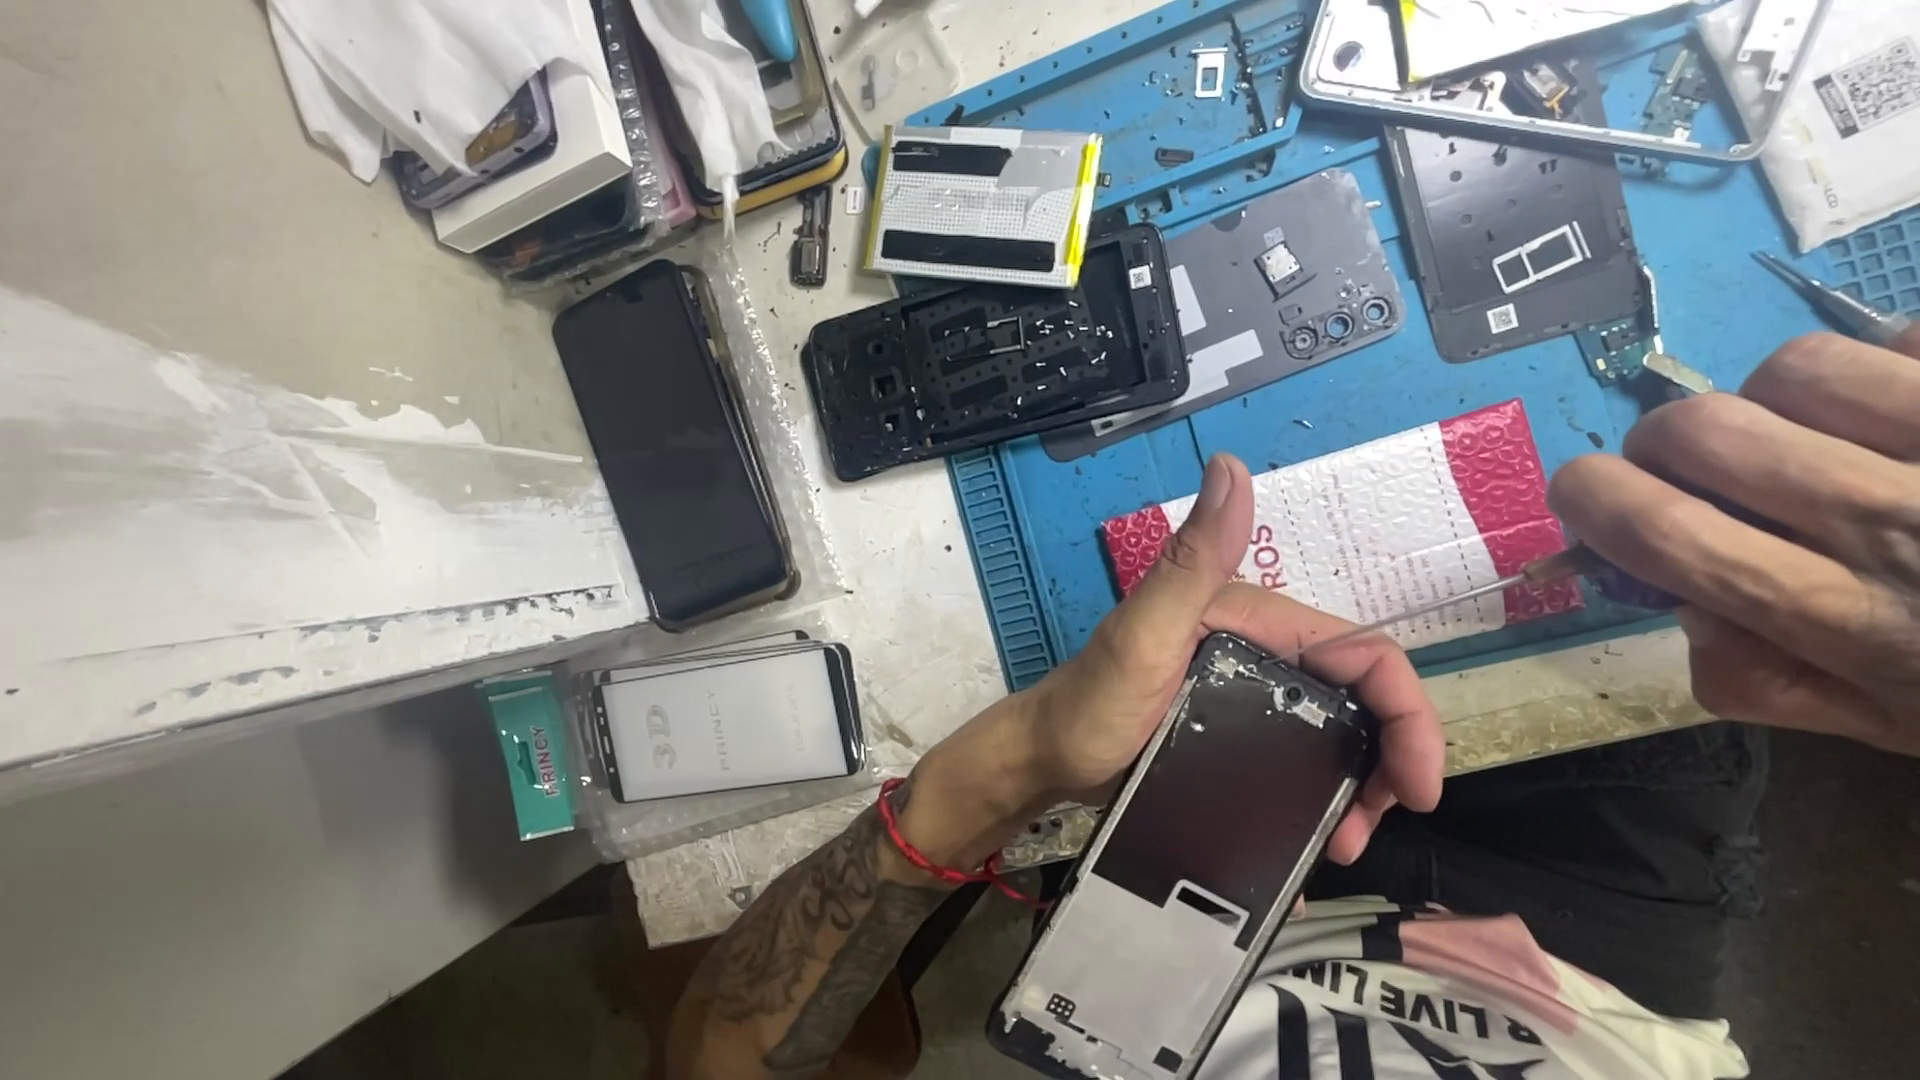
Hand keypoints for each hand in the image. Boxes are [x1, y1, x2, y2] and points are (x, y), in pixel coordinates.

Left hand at [1021, 453, 1446, 863]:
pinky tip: (1315, 835)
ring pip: (1334, 731)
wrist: (1046, 755)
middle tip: (1378, 823)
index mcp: (1251, 618)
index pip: (1360, 651)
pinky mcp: (1234, 730)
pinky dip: (1319, 792)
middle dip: (1389, 758)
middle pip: (1358, 696)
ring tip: (1343, 842)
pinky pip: (1298, 755)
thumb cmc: (1089, 700)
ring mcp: (1248, 692)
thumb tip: (1229, 466)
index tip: (1418, 786)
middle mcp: (1259, 649)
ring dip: (1357, 785)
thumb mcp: (1142, 633)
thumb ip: (1191, 559)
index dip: (1407, 711)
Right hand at [1549, 331, 1919, 754]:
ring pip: (1796, 369)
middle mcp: (1903, 529)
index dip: (1589, 494)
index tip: (1588, 490)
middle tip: (1694, 462)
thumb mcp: (1894, 727)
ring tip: (1819, 427)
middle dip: (1665, 440)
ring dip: (1778, 397)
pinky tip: (1913, 402)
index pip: (1659, 533)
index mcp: (1848, 619)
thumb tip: (1679, 606)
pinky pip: (1913, 332)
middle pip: (1702, 432)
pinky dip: (1890, 358)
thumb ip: (1759, 678)